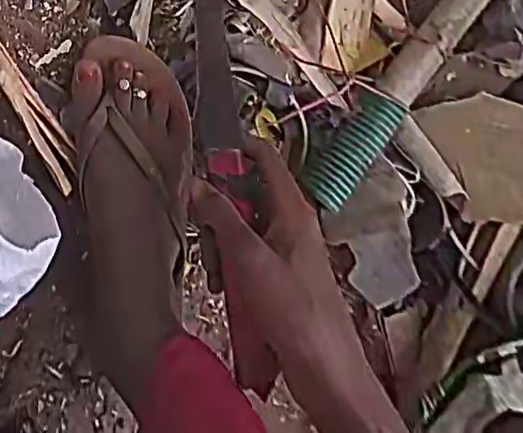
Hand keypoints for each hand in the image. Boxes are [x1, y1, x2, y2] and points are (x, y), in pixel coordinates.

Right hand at [190, 137, 404, 430]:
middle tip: (205, 227)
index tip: (204, 152)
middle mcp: (290, 224)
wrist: (326, 375)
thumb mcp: (248, 256)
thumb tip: (196, 183)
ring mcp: (284, 250)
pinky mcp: (278, 276)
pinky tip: (227, 287)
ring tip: (219, 270)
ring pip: (241, 226)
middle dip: (218, 209)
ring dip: (221, 243)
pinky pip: (245, 255)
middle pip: (244, 194)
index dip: (235, 147)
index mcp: (292, 209)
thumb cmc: (296, 313)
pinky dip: (231, 265)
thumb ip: (219, 214)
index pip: (264, 156)